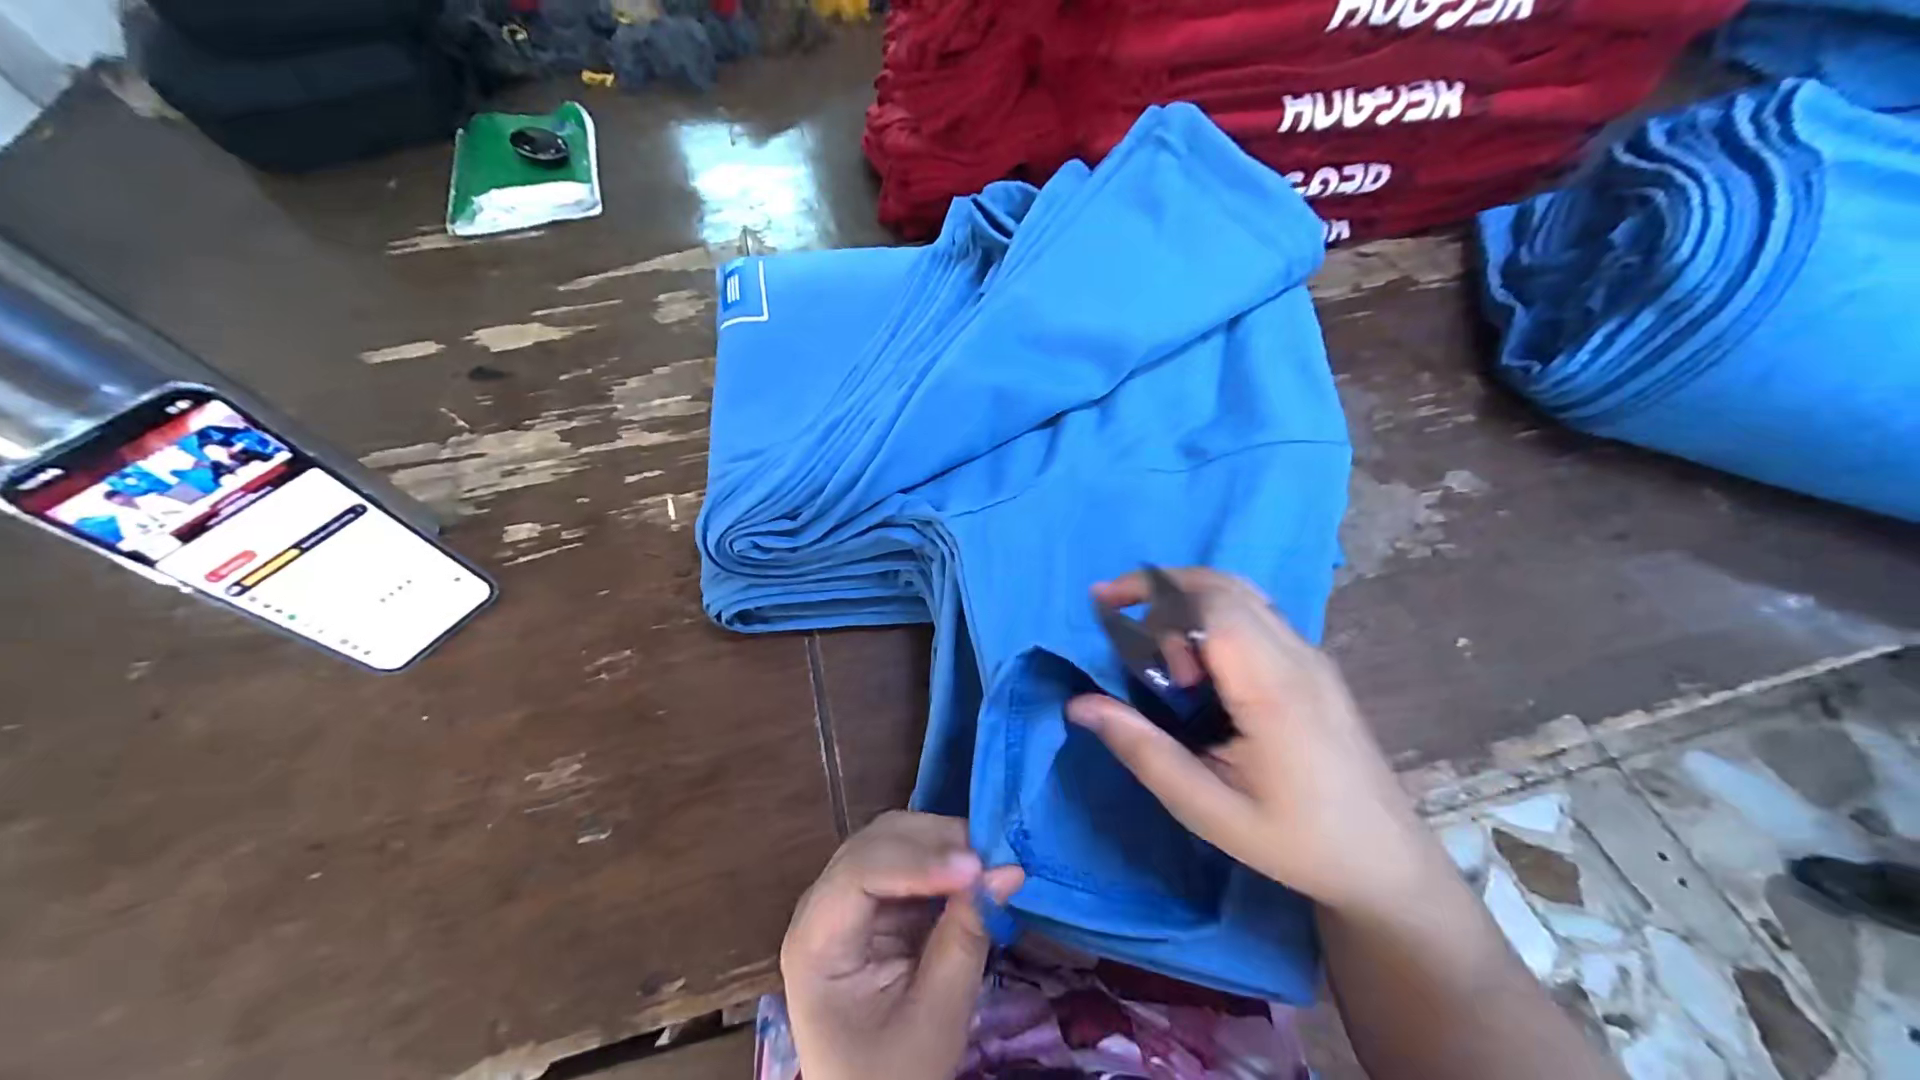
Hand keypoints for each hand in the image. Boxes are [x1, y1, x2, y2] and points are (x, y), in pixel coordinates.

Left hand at [780, 811, 1024, 1079]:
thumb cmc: (894, 1072)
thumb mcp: (936, 1019)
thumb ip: (965, 939)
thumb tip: (1006, 871)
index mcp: (815, 943)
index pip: (858, 874)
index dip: (917, 861)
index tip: (973, 869)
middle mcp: (819, 906)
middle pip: (874, 844)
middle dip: (933, 843)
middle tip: (990, 859)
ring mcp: (842, 897)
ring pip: (890, 839)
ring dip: (940, 842)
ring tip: (986, 863)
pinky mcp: (870, 899)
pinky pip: (905, 857)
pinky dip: (941, 857)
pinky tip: (970, 870)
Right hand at [1069, 568, 1430, 911]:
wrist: (1387, 864)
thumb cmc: (1297, 842)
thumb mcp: (1207, 810)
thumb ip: (1143, 751)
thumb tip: (1080, 705)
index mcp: (1272, 688)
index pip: (1210, 603)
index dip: (1153, 591)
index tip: (1104, 605)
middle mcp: (1297, 657)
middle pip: (1223, 586)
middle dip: (1162, 589)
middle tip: (1119, 623)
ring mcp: (1312, 658)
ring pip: (1242, 594)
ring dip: (1188, 602)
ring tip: (1154, 649)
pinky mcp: (1316, 667)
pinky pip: (1257, 615)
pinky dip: (1213, 617)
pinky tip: (1196, 664)